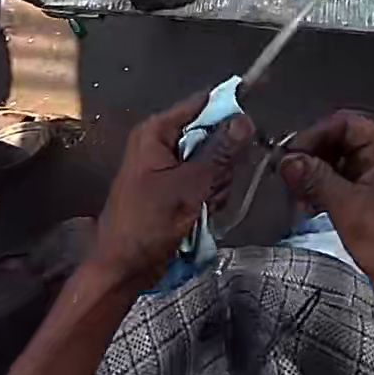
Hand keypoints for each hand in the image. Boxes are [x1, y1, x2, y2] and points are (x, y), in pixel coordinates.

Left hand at [92, 94, 252, 289]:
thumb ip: (220, 152)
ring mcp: (169, 165)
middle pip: (212, 134)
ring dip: (217, 184)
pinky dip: (209, 196)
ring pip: (213, 160)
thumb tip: (243, 121)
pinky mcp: (175, 186)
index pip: (203, 103)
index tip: (251, 126)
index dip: (229, 110)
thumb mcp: (189, 185)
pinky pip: (205, 180)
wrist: (122, 271)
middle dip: (221, 161)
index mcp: (157, 131)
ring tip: (203, 204)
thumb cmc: (145, 226)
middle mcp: (162, 142)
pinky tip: (202, 213)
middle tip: (214, 182)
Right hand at [279, 111, 373, 306]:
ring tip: (297, 192)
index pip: (344, 123)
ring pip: (341, 160)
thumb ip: (315, 178)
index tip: (290, 155)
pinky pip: (347, 179)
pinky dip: (328, 187)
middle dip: (314, 155)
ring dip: (318, 173)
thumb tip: (286, 160)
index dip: (315, 135)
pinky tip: (310, 202)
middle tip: (289, 176)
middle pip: (341, 139)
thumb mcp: (348, 206)